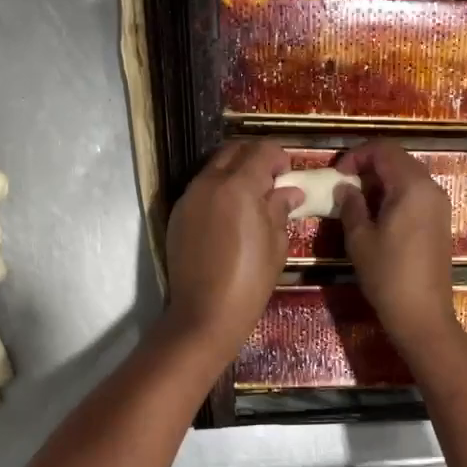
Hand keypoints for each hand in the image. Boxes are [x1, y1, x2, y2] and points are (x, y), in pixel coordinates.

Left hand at [162, 140, 301, 351]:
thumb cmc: (249, 283)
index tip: (288, 171)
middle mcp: (209, 182)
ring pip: (214, 169)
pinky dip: (217, 192)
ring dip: (234, 174)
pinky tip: (229, 217)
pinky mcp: (177, 216)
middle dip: (254, 158)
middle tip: (271, 180)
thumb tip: (289, 192)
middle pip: (234, 151)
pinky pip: (200, 191)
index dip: (279, 156)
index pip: (262, 151)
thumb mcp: (275, 246)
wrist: (205, 314)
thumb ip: (280, 210)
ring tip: (250, 199)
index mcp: (239, 186)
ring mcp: (189, 198)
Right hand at [335, 141, 463, 352]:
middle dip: (370, 168)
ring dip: (382, 184)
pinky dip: (396, 198)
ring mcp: (440, 206)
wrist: (422, 314)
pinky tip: (380, 219)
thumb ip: (351, 206)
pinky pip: (416, 197)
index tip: (337, 174)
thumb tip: (345, 188)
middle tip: (346, 187)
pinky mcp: (440, 224)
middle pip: (399, 161)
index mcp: (412, 185)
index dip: (357, 155)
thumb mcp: (360, 240)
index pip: (384, 150)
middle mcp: (431, 188)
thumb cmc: (388, 276)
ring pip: (408, 179)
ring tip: (359, 205)